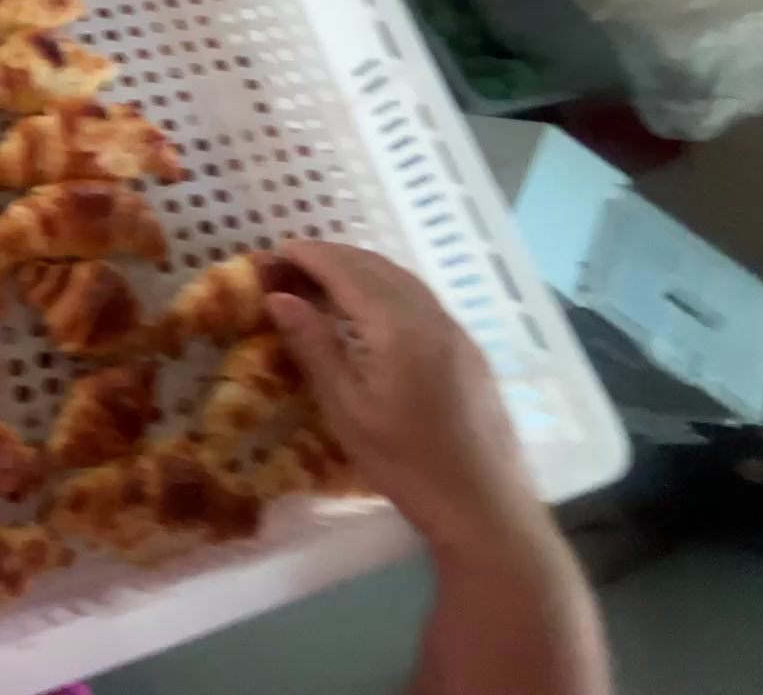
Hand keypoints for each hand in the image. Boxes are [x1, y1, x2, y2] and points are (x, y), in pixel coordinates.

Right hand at [266, 241, 545, 553]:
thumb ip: (313, 345)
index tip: (274, 251)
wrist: (488, 511)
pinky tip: (366, 305)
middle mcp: (432, 317)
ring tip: (321, 277)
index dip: (309, 256)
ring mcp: (455, 330)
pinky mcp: (467, 348)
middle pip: (375, 265)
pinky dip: (383, 284)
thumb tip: (278, 297)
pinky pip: (418, 296)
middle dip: (331, 255)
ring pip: (401, 277)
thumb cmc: (406, 464)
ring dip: (358, 266)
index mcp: (399, 329)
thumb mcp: (346, 408)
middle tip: (290, 263)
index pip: (346, 272)